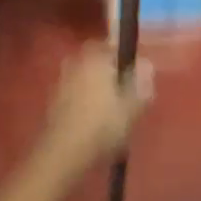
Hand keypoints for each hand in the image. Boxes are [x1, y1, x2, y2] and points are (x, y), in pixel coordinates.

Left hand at [43, 43, 152, 162]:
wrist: (63, 154)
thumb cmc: (102, 126)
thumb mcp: (133, 106)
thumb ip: (141, 82)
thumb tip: (146, 63)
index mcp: (95, 59)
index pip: (112, 46)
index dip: (125, 58)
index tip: (136, 74)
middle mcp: (76, 63)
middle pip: (97, 62)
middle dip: (110, 73)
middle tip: (125, 91)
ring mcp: (61, 82)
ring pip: (85, 77)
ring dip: (96, 87)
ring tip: (112, 109)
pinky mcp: (53, 102)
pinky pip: (75, 93)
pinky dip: (85, 101)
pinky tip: (95, 120)